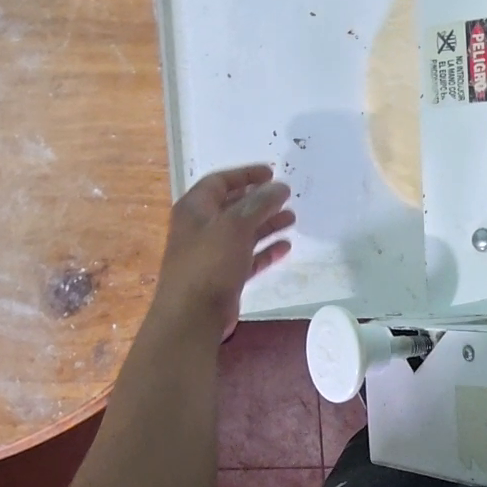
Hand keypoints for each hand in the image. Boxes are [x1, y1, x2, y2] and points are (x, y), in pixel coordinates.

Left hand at [152, 164, 295, 339]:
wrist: (193, 314)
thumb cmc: (210, 263)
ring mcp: (213, 253)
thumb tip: (280, 187)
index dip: (246, 174)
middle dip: (260, 200)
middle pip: (234, 206)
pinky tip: (285, 246)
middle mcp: (202, 227)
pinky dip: (266, 250)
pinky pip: (249, 256)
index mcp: (195, 209)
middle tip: (286, 196)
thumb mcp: (236, 226)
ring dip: (267, 224)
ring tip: (292, 218)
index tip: (272, 173)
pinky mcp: (225, 275)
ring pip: (244, 232)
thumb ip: (259, 204)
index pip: (220, 182)